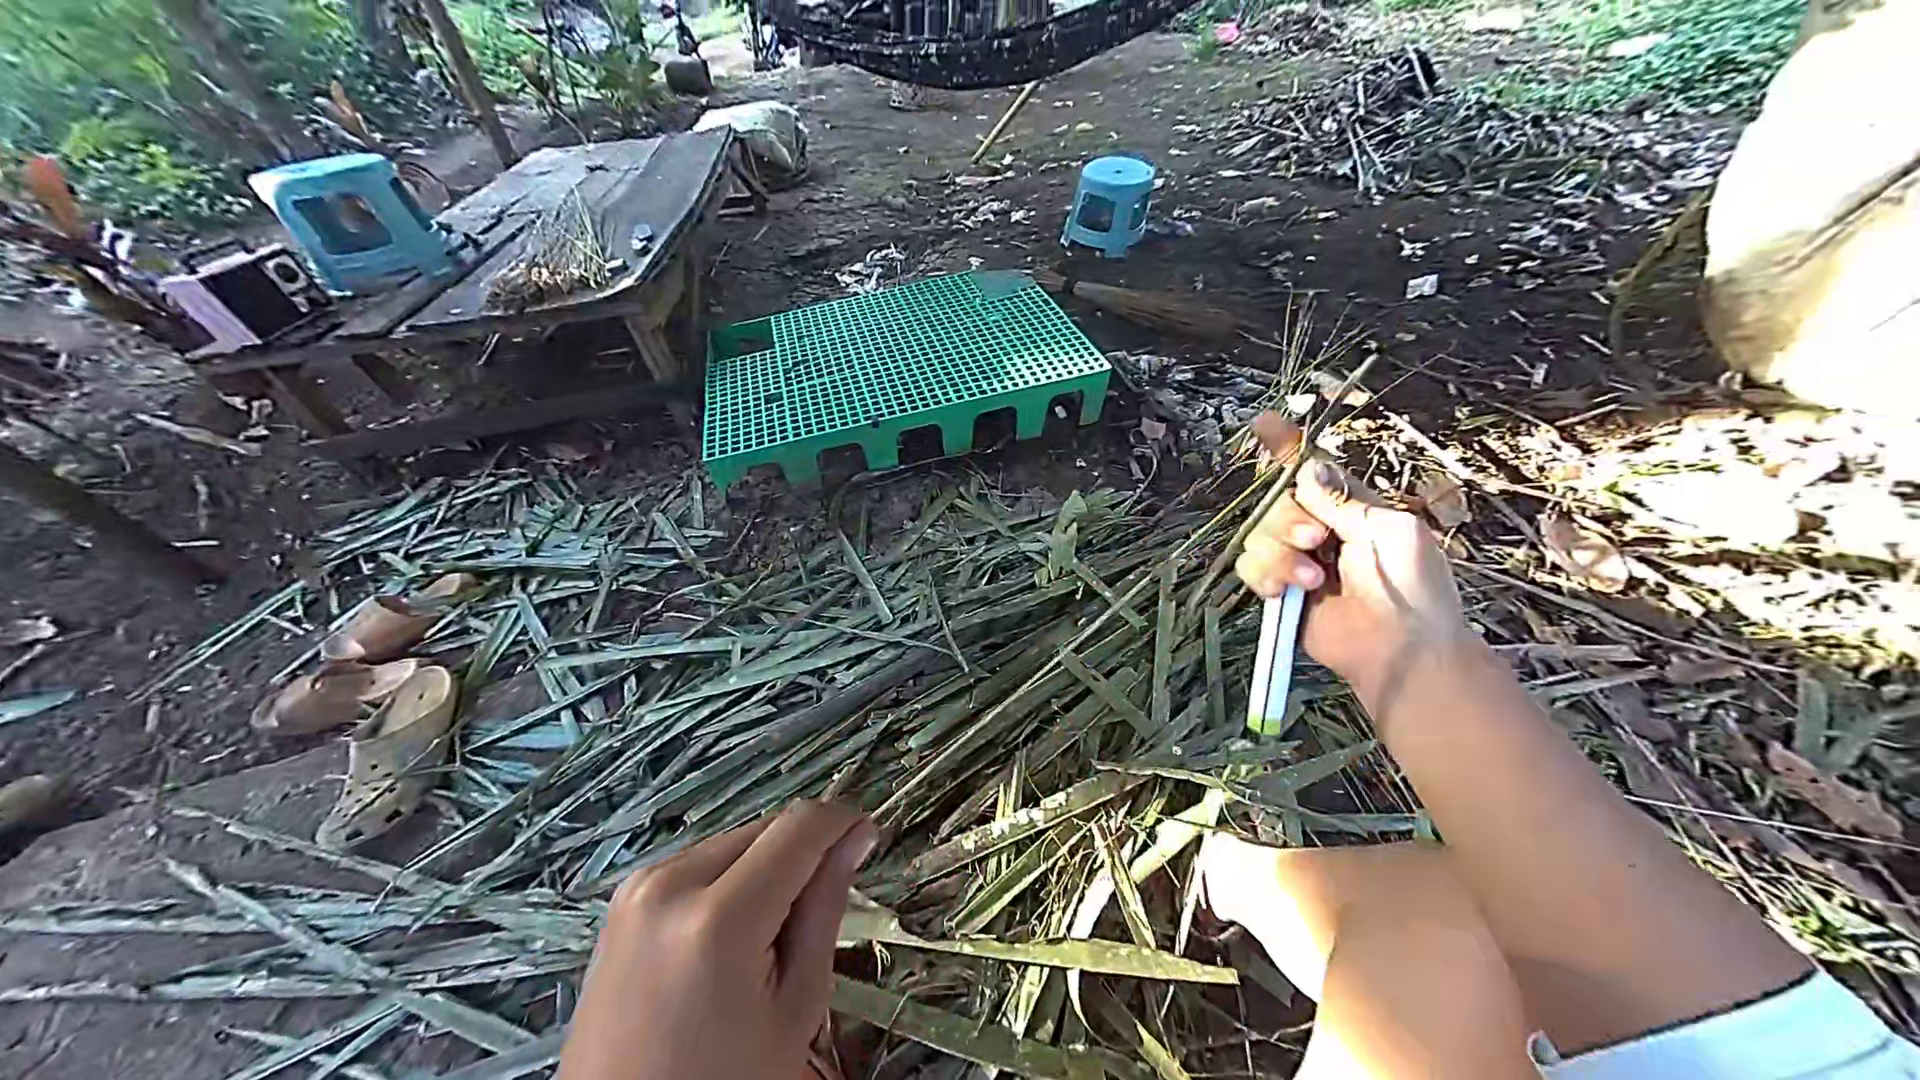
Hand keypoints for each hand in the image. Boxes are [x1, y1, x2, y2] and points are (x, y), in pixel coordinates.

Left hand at [557, 800, 876, 1079]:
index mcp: (717, 918)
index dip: (841, 823)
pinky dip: (731, 878)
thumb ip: (825, 909)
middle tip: (809, 919)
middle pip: (766, 830)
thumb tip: (856, 836)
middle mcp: (671, 882)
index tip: (866, 838)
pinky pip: (703, 860)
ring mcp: (641, 886)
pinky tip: (727, 936)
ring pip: (737, 840)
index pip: (798, 827)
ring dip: (767, 865)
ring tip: (763, 937)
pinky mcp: (627, 895)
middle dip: (802, 853)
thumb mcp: (795, 1007)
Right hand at [1232, 414, 1469, 707]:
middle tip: (1316, 539)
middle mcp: (1317, 528)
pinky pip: (1249, 567)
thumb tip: (1305, 471)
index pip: (1312, 470)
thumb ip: (1343, 501)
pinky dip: (1264, 575)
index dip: (1287, 447)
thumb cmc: (1412, 588)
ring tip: (1312, 578)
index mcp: (1350, 508)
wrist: (1401, 649)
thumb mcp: (1389, 531)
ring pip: (1257, 534)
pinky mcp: (1277, 589)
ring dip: (1280, 553)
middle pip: (1276, 502)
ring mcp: (1294, 559)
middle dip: (1289, 518)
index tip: (1263, 423)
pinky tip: (1288, 590)